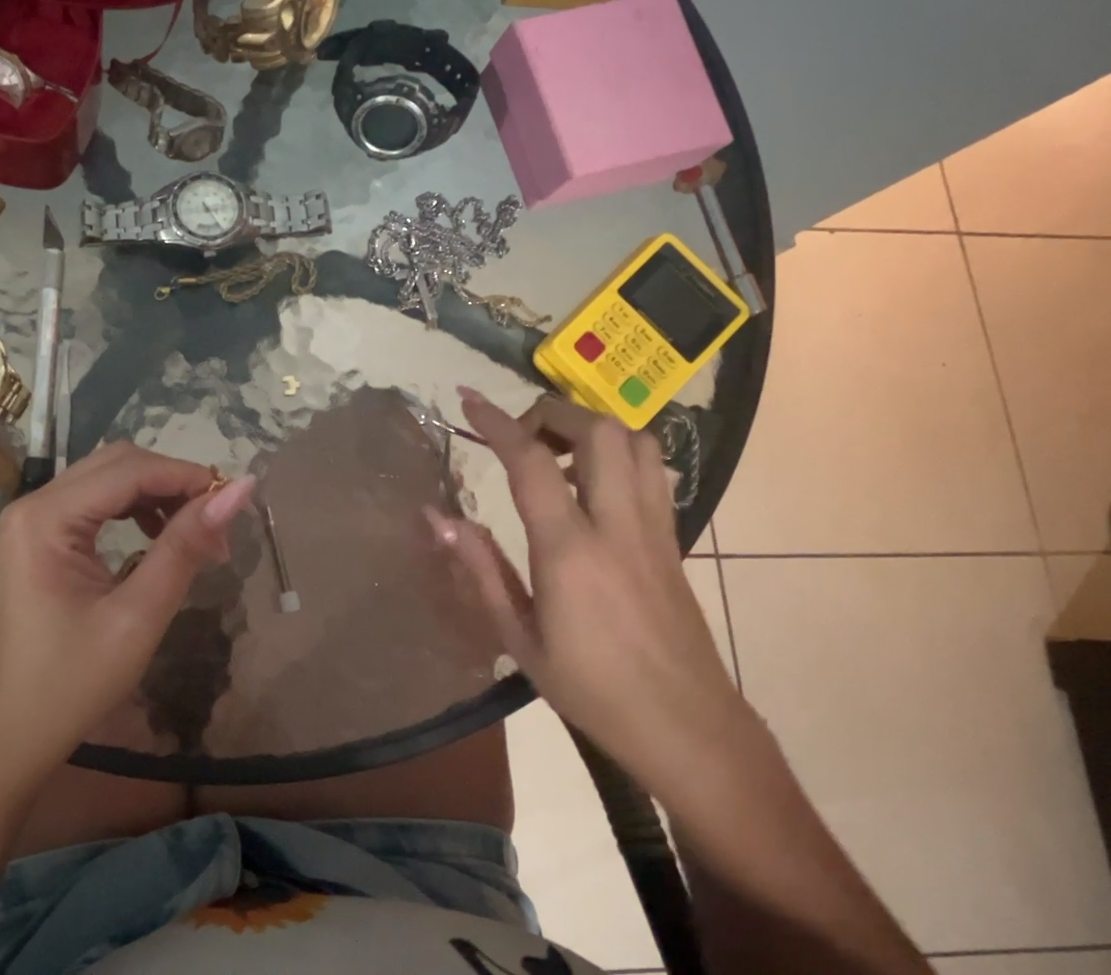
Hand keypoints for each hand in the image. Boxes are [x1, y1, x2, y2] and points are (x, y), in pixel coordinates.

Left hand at [0, 443, 255, 778]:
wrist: (24, 724)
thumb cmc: (79, 679)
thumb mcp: (140, 613)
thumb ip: (186, 546)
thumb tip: (240, 490)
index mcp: (45, 519)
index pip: (128, 471)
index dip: (187, 477)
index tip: (238, 501)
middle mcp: (32, 504)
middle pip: (117, 464)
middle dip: (173, 484)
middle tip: (219, 525)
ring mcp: (33, 518)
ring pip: (109, 479)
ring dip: (158, 496)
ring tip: (197, 538)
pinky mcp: (41, 534)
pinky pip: (96, 502)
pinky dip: (135, 510)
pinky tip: (160, 538)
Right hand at [427, 389, 755, 779]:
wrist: (687, 726)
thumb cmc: (591, 690)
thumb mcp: (518, 638)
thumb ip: (481, 569)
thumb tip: (438, 518)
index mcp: (570, 551)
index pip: (532, 462)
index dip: (497, 422)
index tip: (468, 399)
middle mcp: (618, 525)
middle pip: (599, 430)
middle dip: (552, 413)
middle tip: (517, 436)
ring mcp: (654, 529)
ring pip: (637, 441)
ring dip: (592, 427)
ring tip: (555, 452)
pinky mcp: (674, 540)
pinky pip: (652, 472)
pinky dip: (620, 452)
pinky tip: (592, 482)